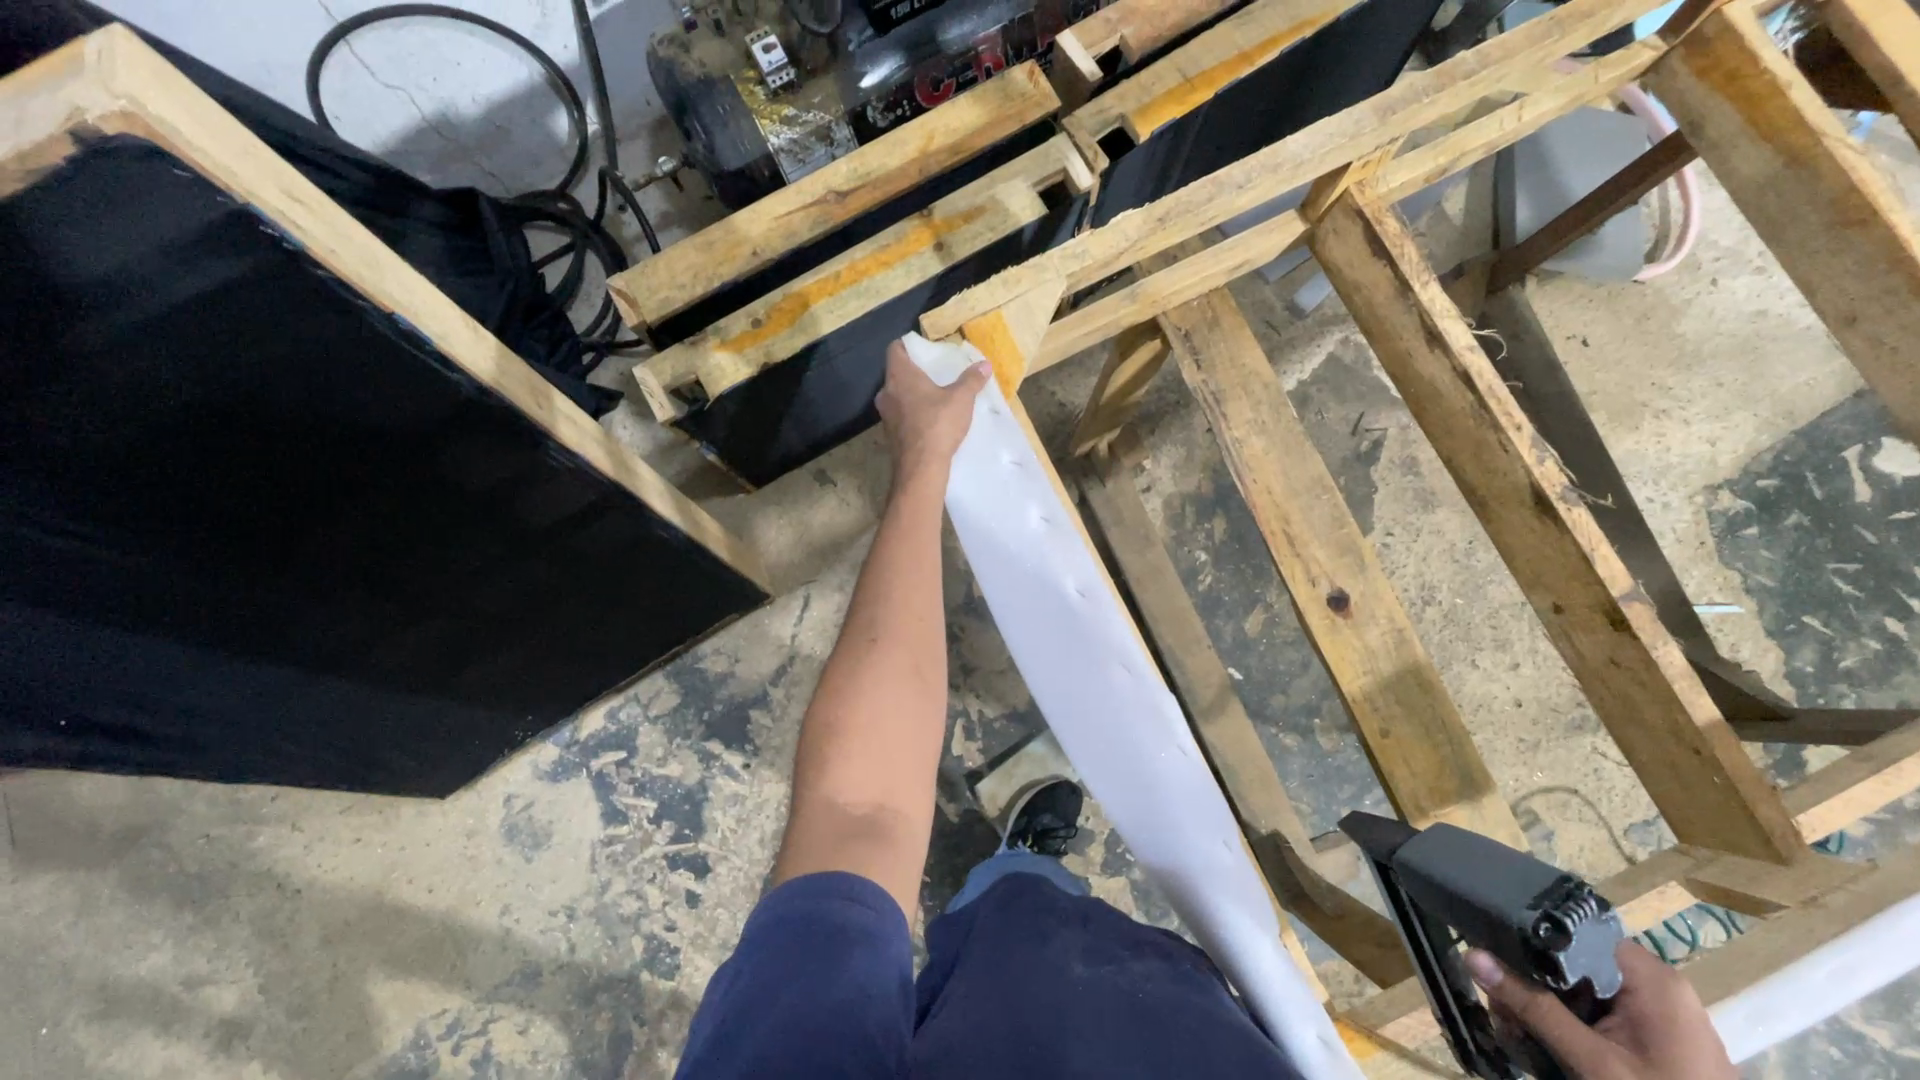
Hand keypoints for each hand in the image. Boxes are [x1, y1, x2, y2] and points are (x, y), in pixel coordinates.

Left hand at [874, 339, 990, 481]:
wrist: (921, 467)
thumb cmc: (938, 424)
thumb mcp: (961, 399)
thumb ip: (971, 380)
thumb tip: (984, 364)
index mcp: (900, 375)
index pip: (895, 349)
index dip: (908, 345)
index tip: (924, 349)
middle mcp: (886, 391)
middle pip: (896, 373)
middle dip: (913, 372)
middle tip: (933, 373)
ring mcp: (885, 414)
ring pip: (896, 395)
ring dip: (912, 394)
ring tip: (933, 397)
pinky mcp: (889, 434)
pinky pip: (899, 415)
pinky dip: (911, 413)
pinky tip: (928, 419)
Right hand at [1466, 943, 1734, 1079]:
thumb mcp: (1590, 1061)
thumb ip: (1533, 1007)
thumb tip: (1472, 955)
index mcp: (1652, 978)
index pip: (1577, 935)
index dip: (1532, 947)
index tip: (1497, 971)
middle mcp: (1661, 987)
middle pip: (1578, 966)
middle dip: (1534, 990)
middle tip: (1503, 1019)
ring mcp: (1665, 1017)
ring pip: (1588, 995)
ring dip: (1549, 1014)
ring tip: (1521, 1040)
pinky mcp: (1663, 1042)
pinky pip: (1607, 1019)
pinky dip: (1576, 1031)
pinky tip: (1554, 1054)